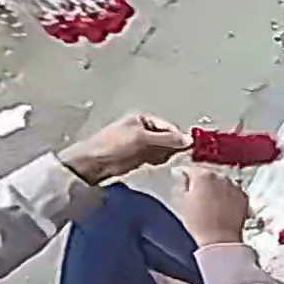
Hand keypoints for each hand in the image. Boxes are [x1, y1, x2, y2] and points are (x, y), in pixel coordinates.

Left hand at [59, 113, 190, 183]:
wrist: (92, 164)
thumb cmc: (114, 147)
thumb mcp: (145, 140)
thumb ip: (169, 139)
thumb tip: (191, 140)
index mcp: (143, 119)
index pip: (172, 128)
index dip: (178, 139)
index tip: (182, 149)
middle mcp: (143, 128)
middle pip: (170, 139)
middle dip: (168, 149)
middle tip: (159, 154)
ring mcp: (141, 141)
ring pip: (164, 150)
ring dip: (161, 156)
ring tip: (149, 158)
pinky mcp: (139, 154)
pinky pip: (157, 157)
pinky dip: (155, 160)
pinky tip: (147, 162)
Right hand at [173, 167, 249, 245]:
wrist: (220, 238)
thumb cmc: (197, 221)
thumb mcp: (184, 201)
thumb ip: (186, 187)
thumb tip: (189, 182)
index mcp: (204, 176)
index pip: (191, 170)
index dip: (186, 177)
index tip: (185, 182)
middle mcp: (222, 178)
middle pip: (210, 175)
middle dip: (204, 181)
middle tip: (197, 192)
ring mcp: (236, 187)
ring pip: (223, 182)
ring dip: (217, 187)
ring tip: (211, 199)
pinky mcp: (244, 197)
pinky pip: (234, 191)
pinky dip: (228, 194)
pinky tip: (223, 204)